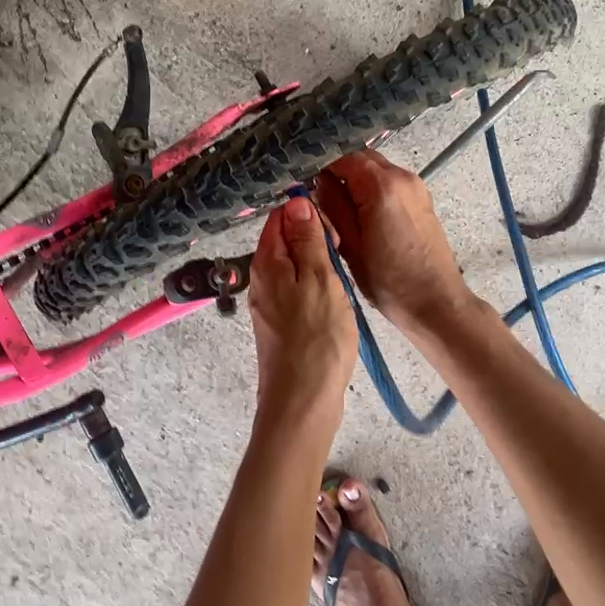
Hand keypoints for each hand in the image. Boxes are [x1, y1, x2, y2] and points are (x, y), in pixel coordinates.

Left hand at [247, 197, 356, 425]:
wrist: (303, 402)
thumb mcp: (319, 279)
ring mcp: (271, 305)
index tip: (333, 225)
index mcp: (266, 263)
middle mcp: (262, 280)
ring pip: (294, 268)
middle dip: (314, 239)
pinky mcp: (283, 326)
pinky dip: (317, 288)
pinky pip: (299, 292)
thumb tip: (296, 202)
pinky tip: (335, 300)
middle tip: (341, 252)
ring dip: (319, 265)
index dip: (305, 212)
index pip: (279, 218)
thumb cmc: (316, 338)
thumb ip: (307, 241)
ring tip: (342, 276)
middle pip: (285, 241)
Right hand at [311, 150, 476, 330]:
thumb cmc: (390, 281)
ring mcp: (415, 186)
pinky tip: (360, 211)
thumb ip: (332, 206)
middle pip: (360, 157)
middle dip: (336, 169)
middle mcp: (402, 177)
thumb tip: (318, 181)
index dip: (319, 164)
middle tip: (315, 192)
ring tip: (336, 205)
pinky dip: (371, 187)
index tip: (301, 178)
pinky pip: (388, 180)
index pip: (342, 155)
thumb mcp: (350, 246)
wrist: (437, 303)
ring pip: (374, 168)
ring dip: (354, 179)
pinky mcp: (420, 198)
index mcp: (381, 186)